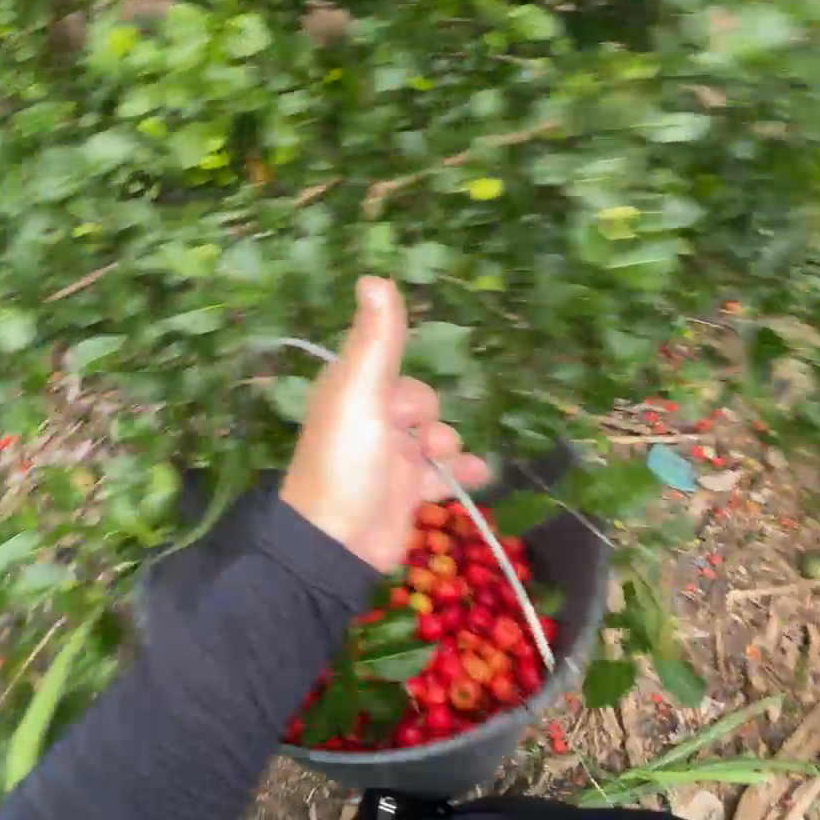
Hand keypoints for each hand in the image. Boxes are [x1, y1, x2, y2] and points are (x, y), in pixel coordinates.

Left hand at [281, 277, 491, 570]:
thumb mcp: (360, 392)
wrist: (338, 544)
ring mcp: (388, 457)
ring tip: (440, 460)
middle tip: (418, 438)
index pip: (387, 364)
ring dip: (447, 444)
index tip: (404, 397)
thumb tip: (375, 276)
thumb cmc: (347, 460)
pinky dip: (463, 473)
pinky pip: (444, 474)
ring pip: (433, 435)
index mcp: (351, 390)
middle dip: (427, 415)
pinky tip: (481, 474)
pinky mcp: (405, 491)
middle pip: (417, 400)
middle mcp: (369, 419)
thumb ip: (376, 339)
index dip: (402, 377)